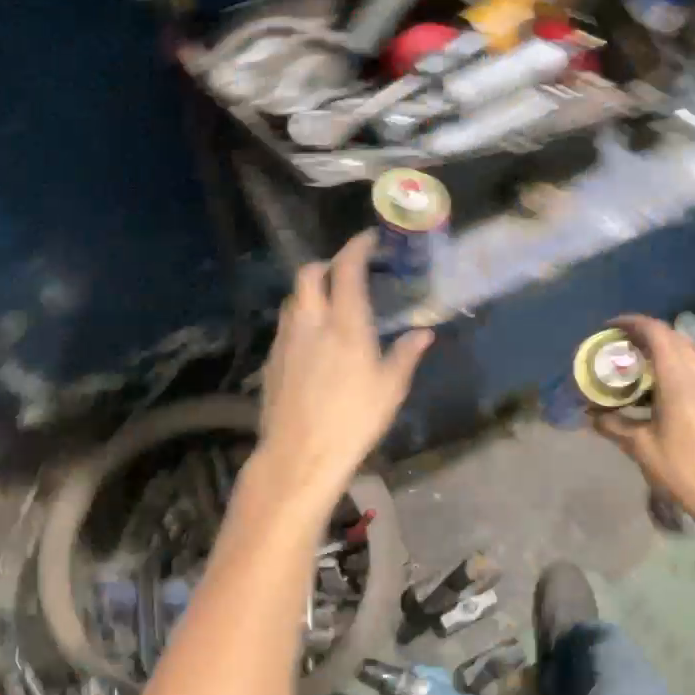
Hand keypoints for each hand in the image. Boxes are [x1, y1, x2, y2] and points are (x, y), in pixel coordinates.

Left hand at [254, 233, 431, 510]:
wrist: (299, 454)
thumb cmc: (353, 421)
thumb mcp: (390, 390)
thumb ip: (405, 354)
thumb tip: (423, 332)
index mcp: (345, 325)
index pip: (347, 269)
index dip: (357, 247)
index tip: (369, 240)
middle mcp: (311, 322)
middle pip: (309, 273)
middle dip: (328, 264)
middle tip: (347, 272)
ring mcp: (286, 340)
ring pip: (294, 299)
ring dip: (311, 291)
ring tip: (331, 305)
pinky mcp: (272, 360)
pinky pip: (286, 325)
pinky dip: (301, 319)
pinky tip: (314, 342)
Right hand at [593, 315, 694, 533]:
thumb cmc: (684, 471)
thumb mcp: (641, 448)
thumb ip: (614, 424)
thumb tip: (590, 415)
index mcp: (679, 377)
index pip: (655, 332)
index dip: (631, 323)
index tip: (609, 328)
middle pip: (671, 338)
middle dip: (643, 336)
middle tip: (618, 349)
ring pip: (685, 352)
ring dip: (660, 352)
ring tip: (635, 369)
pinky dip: (674, 368)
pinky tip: (659, 390)